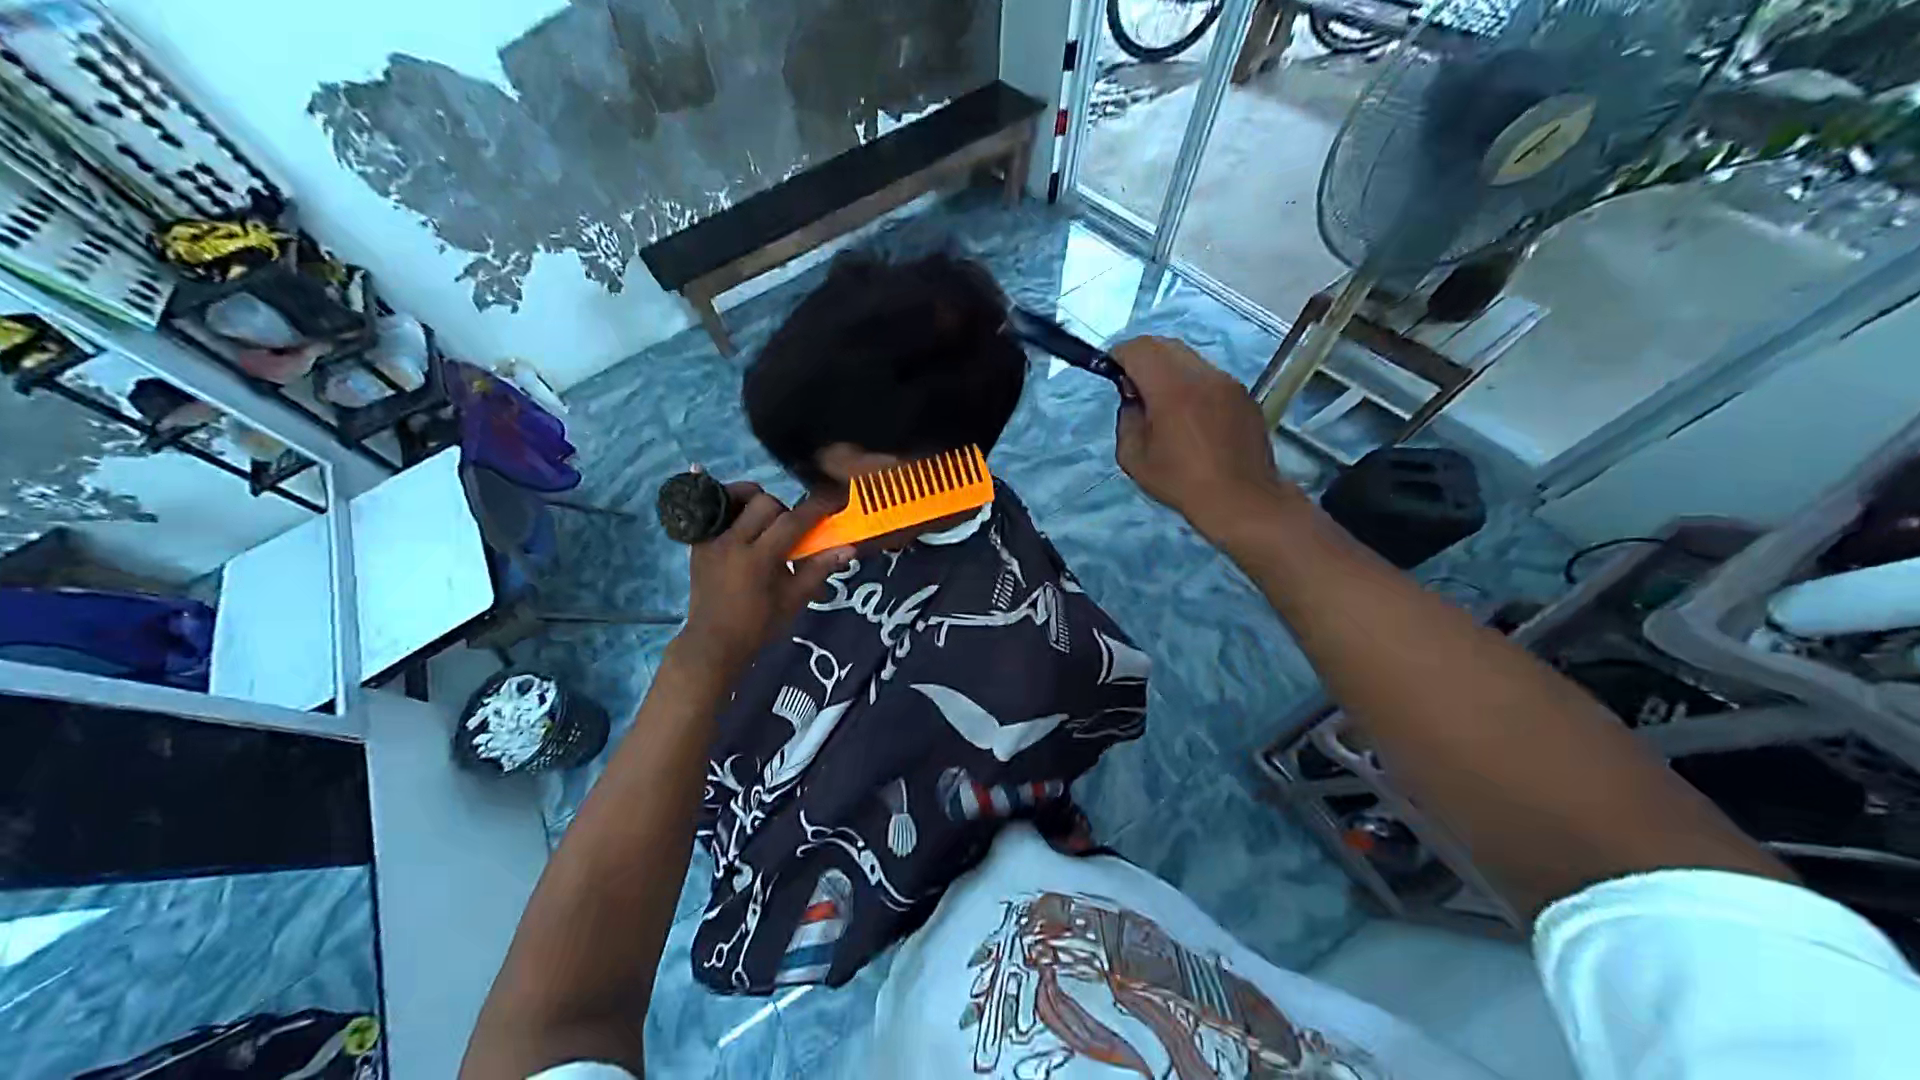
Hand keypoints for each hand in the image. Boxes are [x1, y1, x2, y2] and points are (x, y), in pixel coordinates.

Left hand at [673, 483, 852, 681]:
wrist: (714, 642)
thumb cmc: (759, 624)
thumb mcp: (795, 598)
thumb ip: (820, 568)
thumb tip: (849, 548)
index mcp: (758, 559)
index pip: (792, 522)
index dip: (815, 509)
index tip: (832, 502)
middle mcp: (732, 542)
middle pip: (764, 502)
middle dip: (783, 511)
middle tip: (790, 531)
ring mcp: (711, 540)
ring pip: (736, 498)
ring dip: (755, 502)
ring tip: (764, 521)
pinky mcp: (698, 542)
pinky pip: (715, 511)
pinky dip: (732, 509)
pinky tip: (742, 523)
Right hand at [1109, 335, 1299, 542]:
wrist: (1241, 499)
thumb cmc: (1182, 482)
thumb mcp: (1133, 457)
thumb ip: (1127, 419)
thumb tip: (1133, 400)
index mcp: (1172, 388)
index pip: (1139, 348)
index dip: (1119, 356)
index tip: (1113, 375)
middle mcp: (1203, 375)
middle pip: (1164, 345)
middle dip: (1143, 360)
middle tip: (1136, 392)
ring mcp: (1227, 382)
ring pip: (1189, 358)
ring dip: (1168, 371)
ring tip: (1164, 407)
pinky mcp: (1242, 394)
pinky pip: (1209, 376)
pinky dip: (1192, 385)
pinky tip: (1192, 419)